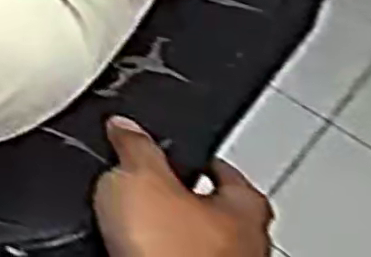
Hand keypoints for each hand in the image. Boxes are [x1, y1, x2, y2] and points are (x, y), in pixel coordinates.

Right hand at [94, 116, 271, 256]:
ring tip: (138, 207)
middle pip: (221, 215)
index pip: (240, 185)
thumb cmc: (169, 245)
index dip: (217, 166)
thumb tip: (127, 126)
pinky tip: (134, 236)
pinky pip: (172, 251)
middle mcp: (243, 249)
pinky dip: (157, 243)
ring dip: (172, 223)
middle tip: (160, 177)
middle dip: (190, 196)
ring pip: (199, 238)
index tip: (202, 156)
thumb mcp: (141, 175)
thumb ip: (136, 146)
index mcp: (242, 218)